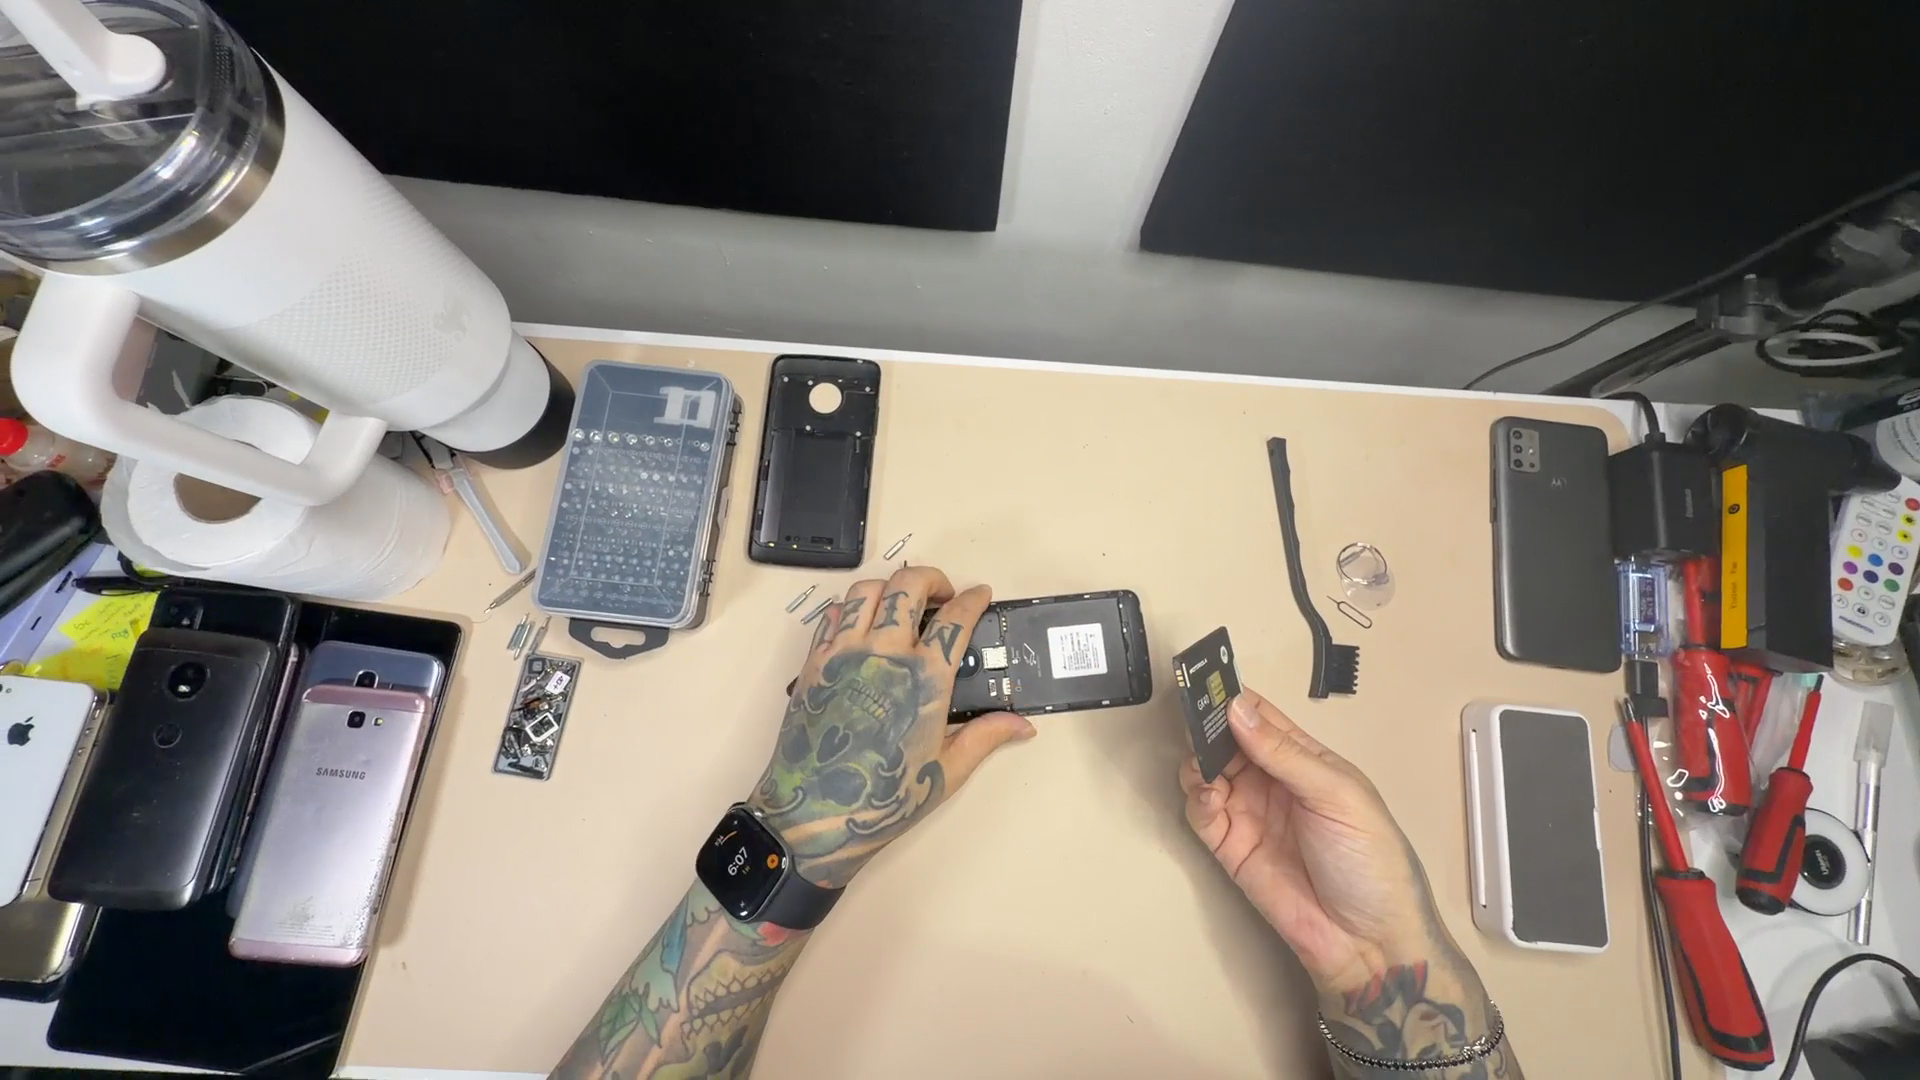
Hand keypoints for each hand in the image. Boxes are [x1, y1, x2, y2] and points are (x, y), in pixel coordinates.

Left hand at [749, 566, 1034, 888]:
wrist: (814, 815)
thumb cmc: (884, 798)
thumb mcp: (946, 771)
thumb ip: (986, 737)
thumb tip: (1022, 725)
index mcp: (925, 679)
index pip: (956, 618)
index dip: (974, 599)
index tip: (980, 595)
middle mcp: (885, 654)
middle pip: (909, 585)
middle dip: (932, 578)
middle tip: (941, 594)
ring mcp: (845, 653)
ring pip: (867, 590)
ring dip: (890, 586)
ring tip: (901, 603)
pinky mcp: (814, 662)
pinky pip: (832, 614)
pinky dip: (851, 607)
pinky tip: (862, 622)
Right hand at [1179, 688, 1452, 994]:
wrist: (1368, 944)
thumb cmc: (1370, 861)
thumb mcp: (1338, 796)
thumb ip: (1284, 753)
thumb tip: (1237, 710)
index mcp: (1302, 759)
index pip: (1259, 716)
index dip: (1233, 696)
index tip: (1205, 678)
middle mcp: (1269, 779)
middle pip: (1225, 739)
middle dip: (1205, 725)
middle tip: (1191, 717)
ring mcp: (1247, 810)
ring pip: (1205, 770)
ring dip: (1198, 761)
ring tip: (1203, 767)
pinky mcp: (1229, 844)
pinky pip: (1200, 812)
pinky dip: (1196, 798)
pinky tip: (1209, 797)